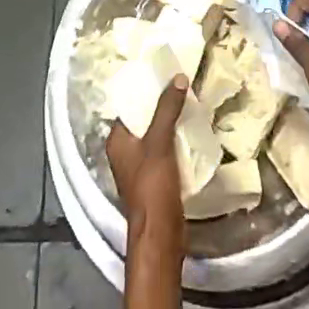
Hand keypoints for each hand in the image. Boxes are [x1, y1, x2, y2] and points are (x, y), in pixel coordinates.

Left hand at [105, 76, 188, 226]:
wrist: (161, 233)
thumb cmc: (152, 185)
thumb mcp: (159, 141)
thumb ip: (167, 109)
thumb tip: (178, 77)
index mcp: (117, 141)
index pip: (129, 106)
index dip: (145, 90)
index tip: (164, 75)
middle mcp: (124, 152)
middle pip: (143, 120)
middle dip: (161, 106)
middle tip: (181, 86)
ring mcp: (139, 167)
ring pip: (155, 135)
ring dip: (170, 123)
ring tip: (189, 104)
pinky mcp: (155, 179)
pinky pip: (164, 151)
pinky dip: (175, 141)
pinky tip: (191, 131)